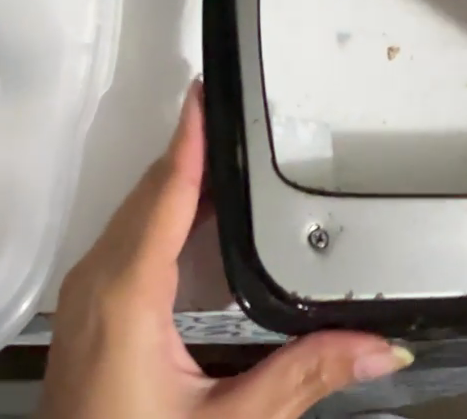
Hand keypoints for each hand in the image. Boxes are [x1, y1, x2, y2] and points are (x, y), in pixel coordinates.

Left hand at [39, 87, 411, 418]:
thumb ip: (302, 378)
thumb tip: (382, 348)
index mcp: (125, 293)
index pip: (164, 193)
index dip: (188, 138)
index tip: (203, 88)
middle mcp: (95, 279)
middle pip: (148, 194)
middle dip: (189, 150)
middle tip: (233, 115)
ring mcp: (83, 293)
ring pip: (133, 213)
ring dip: (175, 181)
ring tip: (224, 154)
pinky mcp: (85, 310)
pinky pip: (125, 239)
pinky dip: (160, 214)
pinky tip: (193, 218)